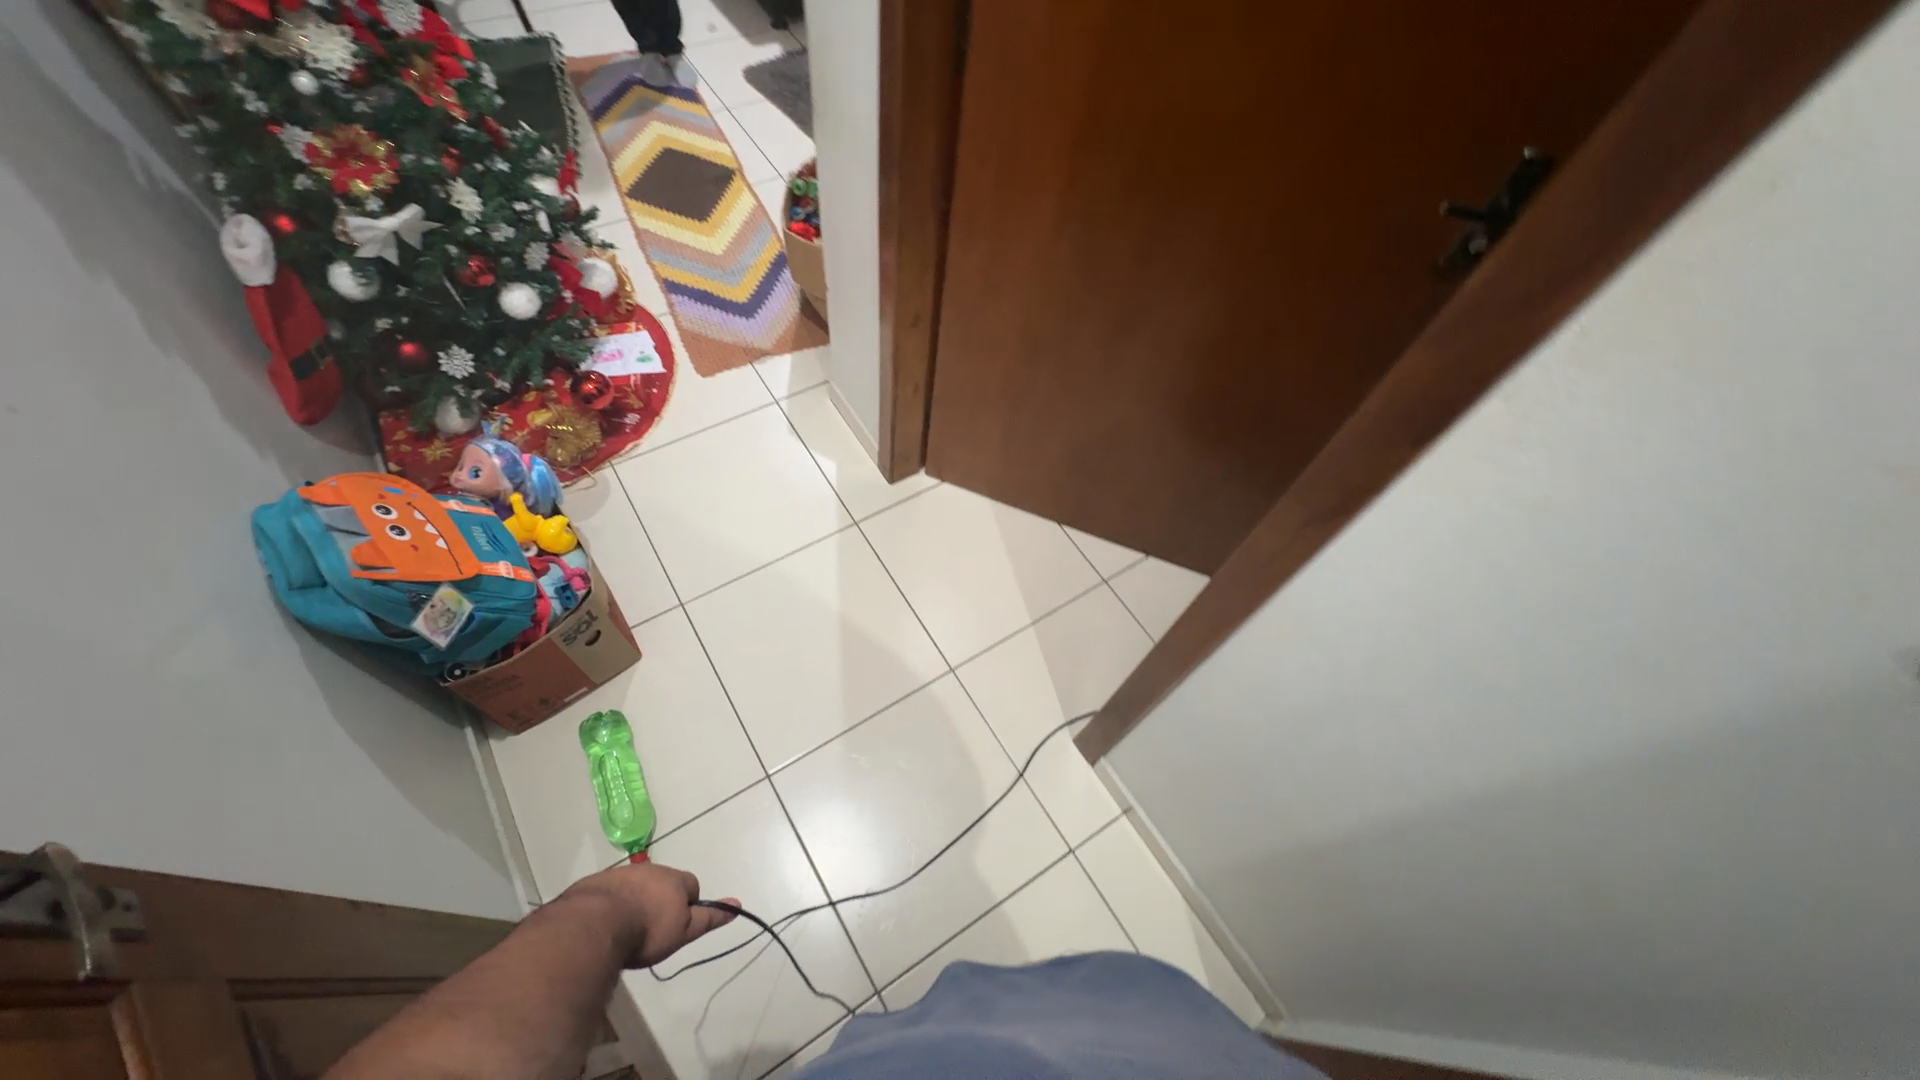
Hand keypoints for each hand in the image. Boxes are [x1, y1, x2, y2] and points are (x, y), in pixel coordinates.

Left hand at [559, 860, 738, 967]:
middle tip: (651, 930)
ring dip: (634, 901)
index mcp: (674, 879)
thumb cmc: (647, 930)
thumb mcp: (684, 930)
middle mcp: (650, 870)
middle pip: (662, 883)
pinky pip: (607, 892)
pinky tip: (603, 925)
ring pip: (634, 886)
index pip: (691, 886)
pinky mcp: (594, 884)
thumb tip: (737, 905)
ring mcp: (620, 875)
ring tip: (625, 930)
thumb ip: (709, 918)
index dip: (688, 905)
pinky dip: (609, 905)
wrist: (595, 924)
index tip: (676, 926)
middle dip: (660, 901)